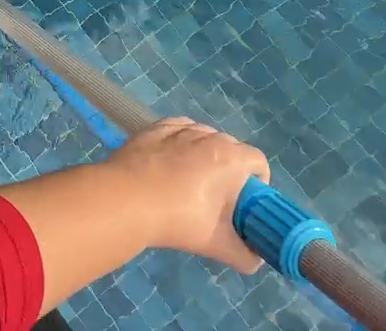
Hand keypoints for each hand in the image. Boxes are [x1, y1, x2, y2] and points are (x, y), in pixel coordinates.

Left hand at [109, 117, 270, 273]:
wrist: (126, 199)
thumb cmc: (179, 218)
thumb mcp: (220, 245)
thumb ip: (246, 255)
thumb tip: (254, 258)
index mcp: (230, 158)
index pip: (258, 161)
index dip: (258, 182)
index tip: (246, 203)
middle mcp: (206, 135)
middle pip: (231, 147)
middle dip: (232, 169)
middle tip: (219, 196)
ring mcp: (176, 127)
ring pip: (202, 135)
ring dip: (205, 153)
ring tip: (192, 179)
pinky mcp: (151, 127)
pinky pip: (175, 129)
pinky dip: (179, 141)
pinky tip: (170, 161)